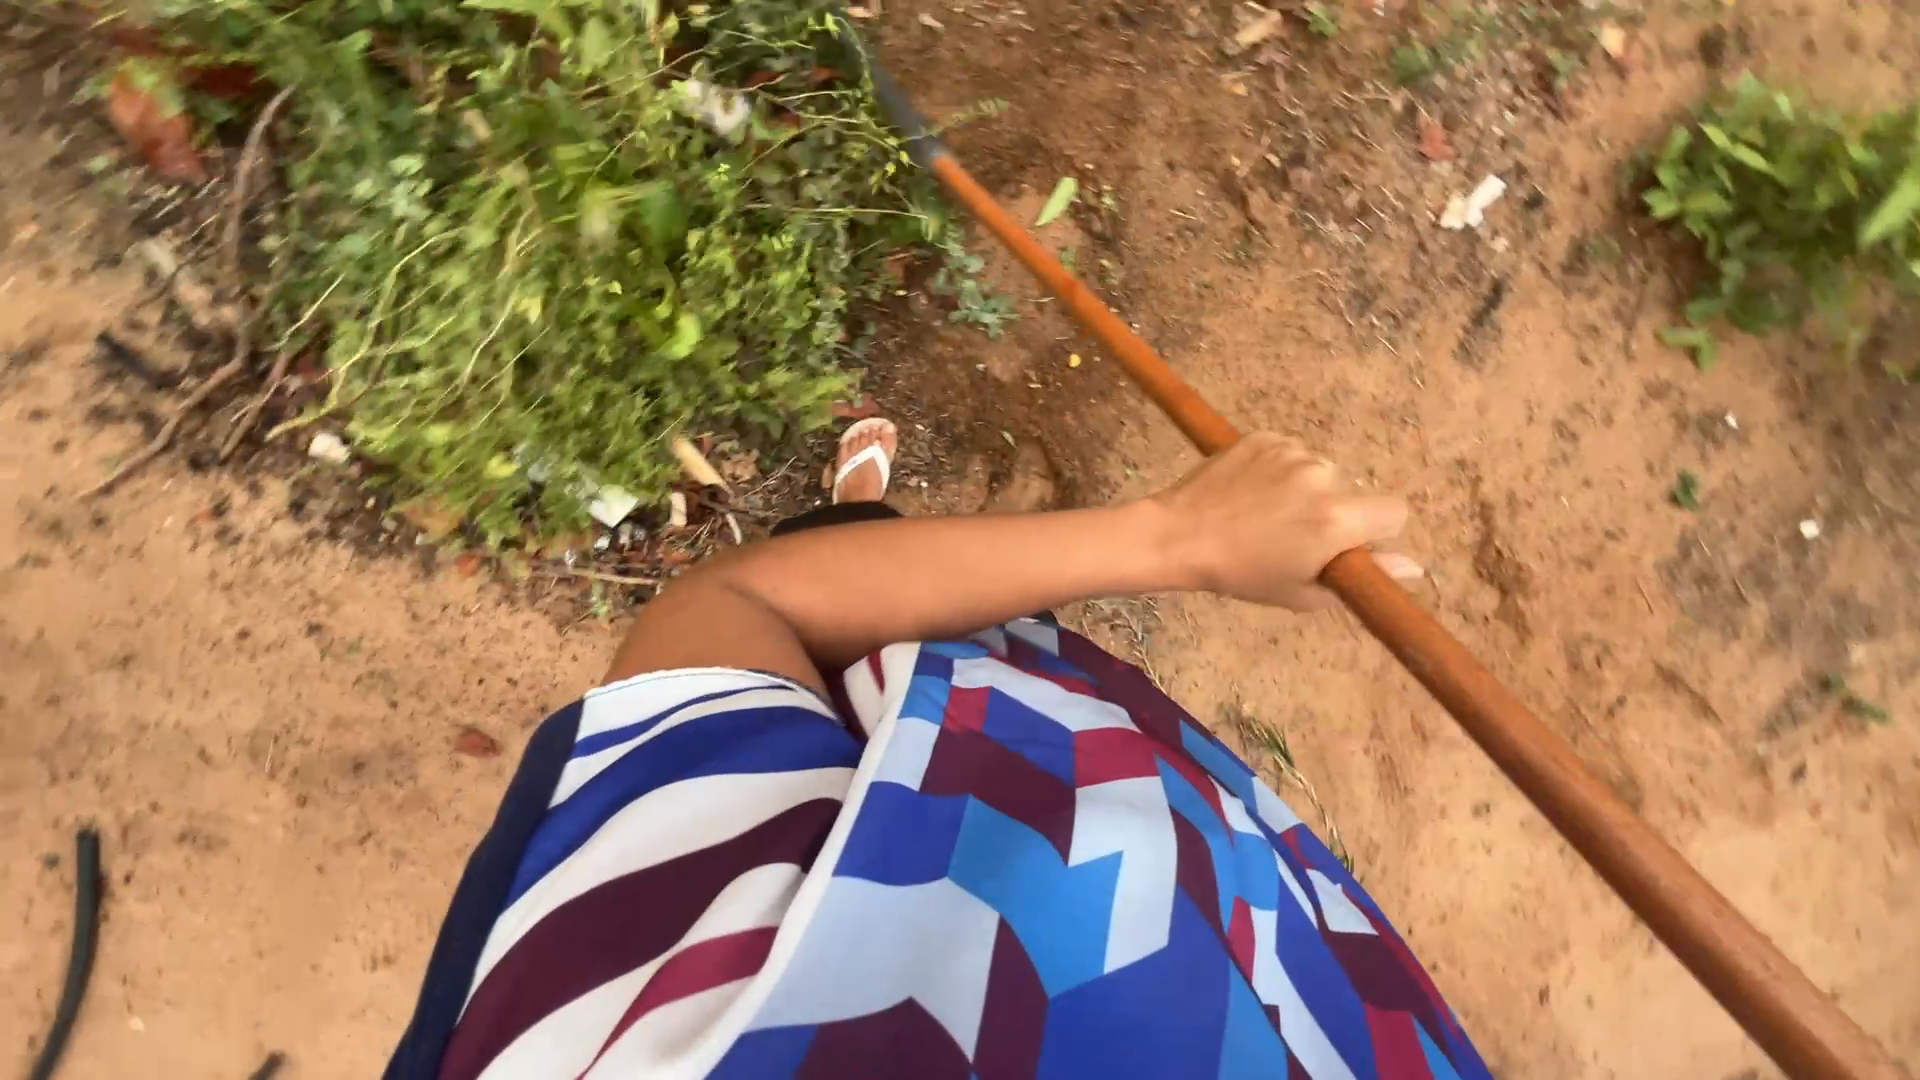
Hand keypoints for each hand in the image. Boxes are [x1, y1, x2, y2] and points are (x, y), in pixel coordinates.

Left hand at [1148, 432, 1420, 609]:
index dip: (1375, 531)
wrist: (1177, 535)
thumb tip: (1415, 567)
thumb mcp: (1303, 590)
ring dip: (1302, 488)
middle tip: (1287, 534)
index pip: (1395, 512)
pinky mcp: (1263, 437)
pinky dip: (1276, 471)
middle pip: (1350, 491)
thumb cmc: (1239, 573)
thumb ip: (1364, 575)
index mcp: (1339, 518)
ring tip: (1260, 513)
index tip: (1344, 544)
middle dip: (1331, 510)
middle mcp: (1323, 476)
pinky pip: (1288, 454)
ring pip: (1317, 471)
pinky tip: (1247, 492)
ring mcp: (1291, 452)